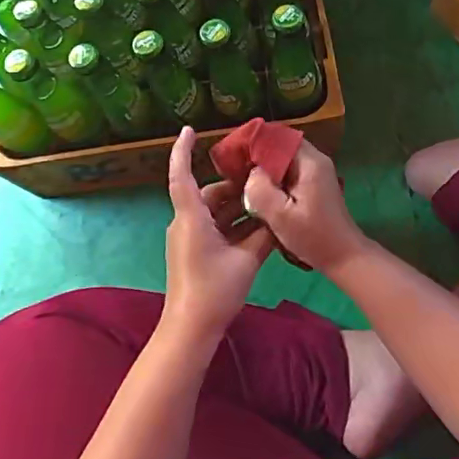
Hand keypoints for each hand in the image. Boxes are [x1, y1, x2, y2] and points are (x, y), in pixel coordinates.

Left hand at [163, 127, 274, 339]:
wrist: (190, 329)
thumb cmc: (214, 290)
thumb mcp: (246, 260)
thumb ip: (263, 235)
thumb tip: (277, 215)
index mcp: (191, 217)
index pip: (181, 175)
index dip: (182, 150)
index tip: (189, 129)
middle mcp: (185, 222)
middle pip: (209, 195)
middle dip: (234, 186)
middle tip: (263, 177)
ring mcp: (188, 238)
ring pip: (213, 212)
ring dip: (236, 208)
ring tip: (267, 201)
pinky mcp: (193, 252)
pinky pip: (213, 228)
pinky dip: (232, 224)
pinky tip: (258, 227)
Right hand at [243, 140, 369, 274]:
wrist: (345, 259)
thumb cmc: (314, 237)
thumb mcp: (281, 216)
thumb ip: (260, 189)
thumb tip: (251, 172)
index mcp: (309, 162)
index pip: (277, 137)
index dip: (254, 143)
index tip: (234, 156)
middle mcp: (314, 160)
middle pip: (279, 147)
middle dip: (256, 156)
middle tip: (233, 170)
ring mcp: (315, 172)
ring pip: (282, 160)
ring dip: (263, 169)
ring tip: (242, 180)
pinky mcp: (313, 185)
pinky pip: (288, 173)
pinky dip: (272, 179)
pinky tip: (259, 192)